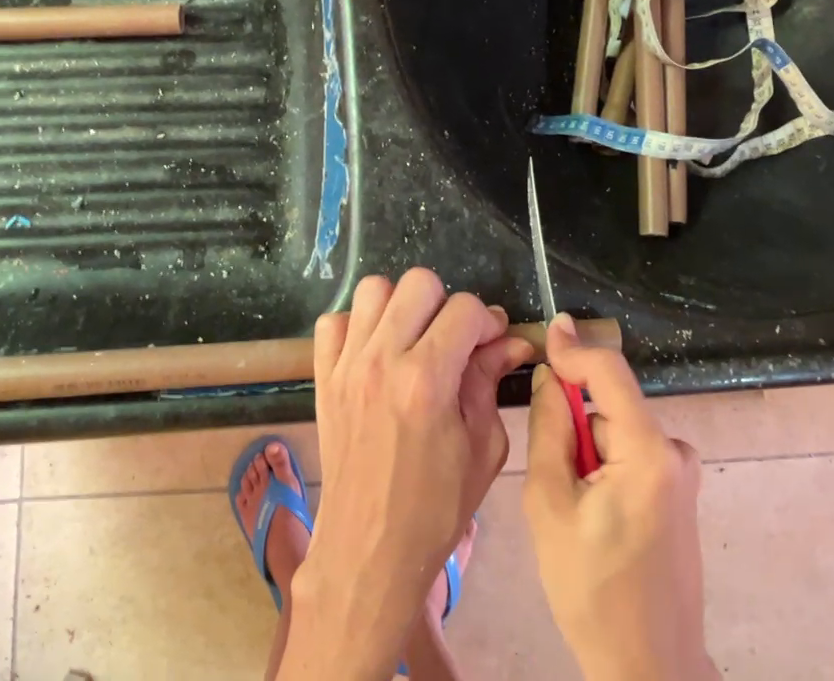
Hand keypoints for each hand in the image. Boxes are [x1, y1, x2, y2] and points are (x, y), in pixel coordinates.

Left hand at [282, 269, 532, 679]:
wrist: (370, 549)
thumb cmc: (436, 507)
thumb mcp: (483, 447)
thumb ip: (490, 382)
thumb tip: (510, 342)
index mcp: (426, 380)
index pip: (465, 309)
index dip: (488, 321)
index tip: (493, 344)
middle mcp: (381, 361)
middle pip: (418, 283)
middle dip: (447, 305)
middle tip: (454, 342)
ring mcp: (346, 366)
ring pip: (373, 290)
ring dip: (401, 307)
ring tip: (414, 341)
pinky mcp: (323, 377)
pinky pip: (333, 321)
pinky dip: (357, 326)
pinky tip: (375, 354)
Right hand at [524, 316, 714, 680]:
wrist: (648, 665)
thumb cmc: (590, 589)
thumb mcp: (549, 505)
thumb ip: (549, 431)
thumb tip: (549, 377)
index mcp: (649, 452)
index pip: (609, 372)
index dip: (574, 347)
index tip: (545, 329)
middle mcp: (675, 452)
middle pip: (609, 407)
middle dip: (572, 425)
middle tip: (548, 478)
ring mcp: (683, 474)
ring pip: (615, 434)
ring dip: (587, 453)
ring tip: (571, 511)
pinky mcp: (680, 493)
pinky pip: (630, 457)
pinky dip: (604, 470)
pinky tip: (593, 519)